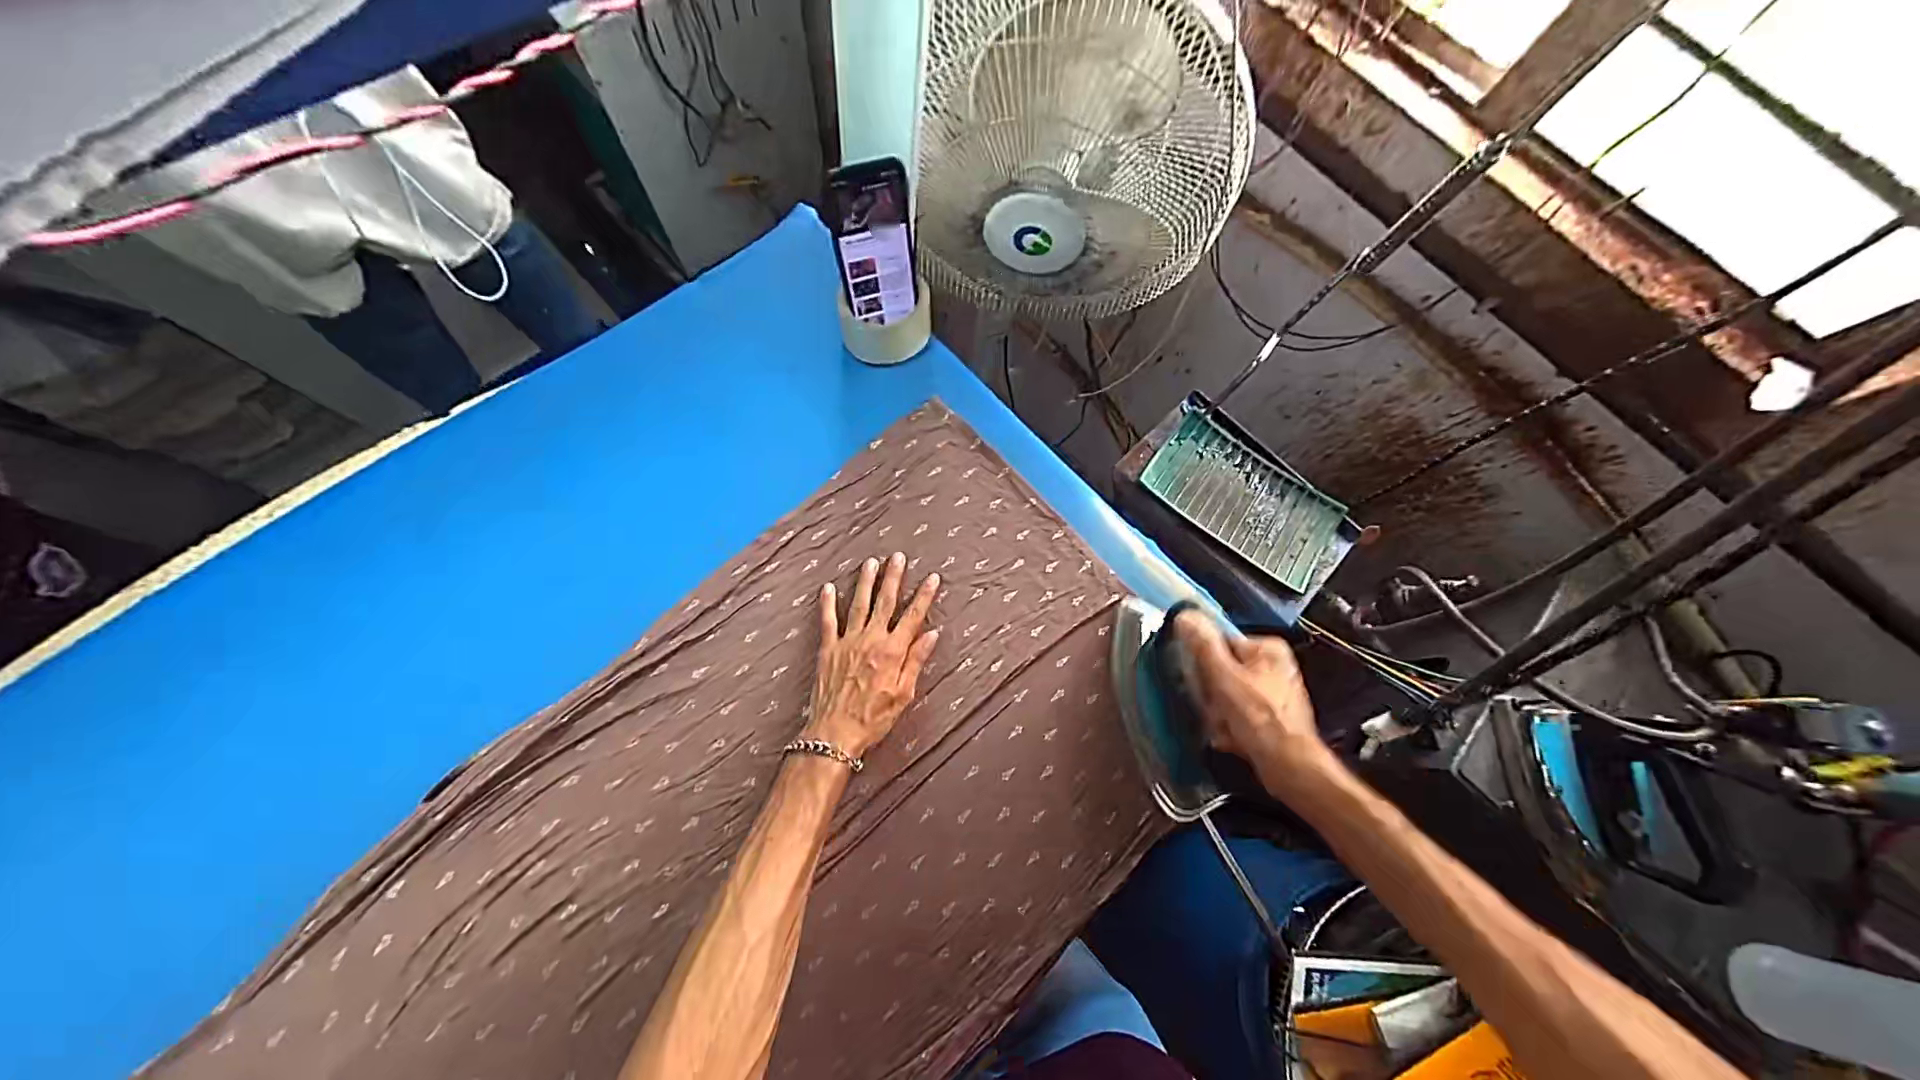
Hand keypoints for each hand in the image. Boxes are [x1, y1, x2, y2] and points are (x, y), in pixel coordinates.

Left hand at [804, 552, 939, 758]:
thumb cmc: (873, 718)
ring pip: (859, 605)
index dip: (924, 596)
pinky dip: (827, 603)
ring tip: (871, 562)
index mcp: (892, 651)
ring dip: (866, 582)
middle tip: (898, 557)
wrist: (835, 733)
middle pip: (885, 602)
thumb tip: (932, 634)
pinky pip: (828, 621)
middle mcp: (871, 640)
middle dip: (894, 577)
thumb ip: (916, 660)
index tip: (932, 577)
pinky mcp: (828, 649)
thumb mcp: (904, 693)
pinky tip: (827, 588)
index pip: (912, 616)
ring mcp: (847, 642)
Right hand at [1173, 608, 1334, 786]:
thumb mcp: (1224, 677)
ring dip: (1218, 713)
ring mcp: (1275, 692)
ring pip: (1227, 695)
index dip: (1205, 665)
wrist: (1289, 767)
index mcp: (1267, 648)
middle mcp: (1275, 665)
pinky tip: (1232, 737)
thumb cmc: (1258, 719)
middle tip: (1216, 710)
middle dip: (1212, 694)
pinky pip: (1238, 714)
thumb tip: (1185, 614)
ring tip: (1225, 727)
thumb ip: (1203, 645)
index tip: (1203, 684)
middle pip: (1221, 671)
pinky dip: (1231, 726)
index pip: (1219, 644)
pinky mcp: (1272, 717)